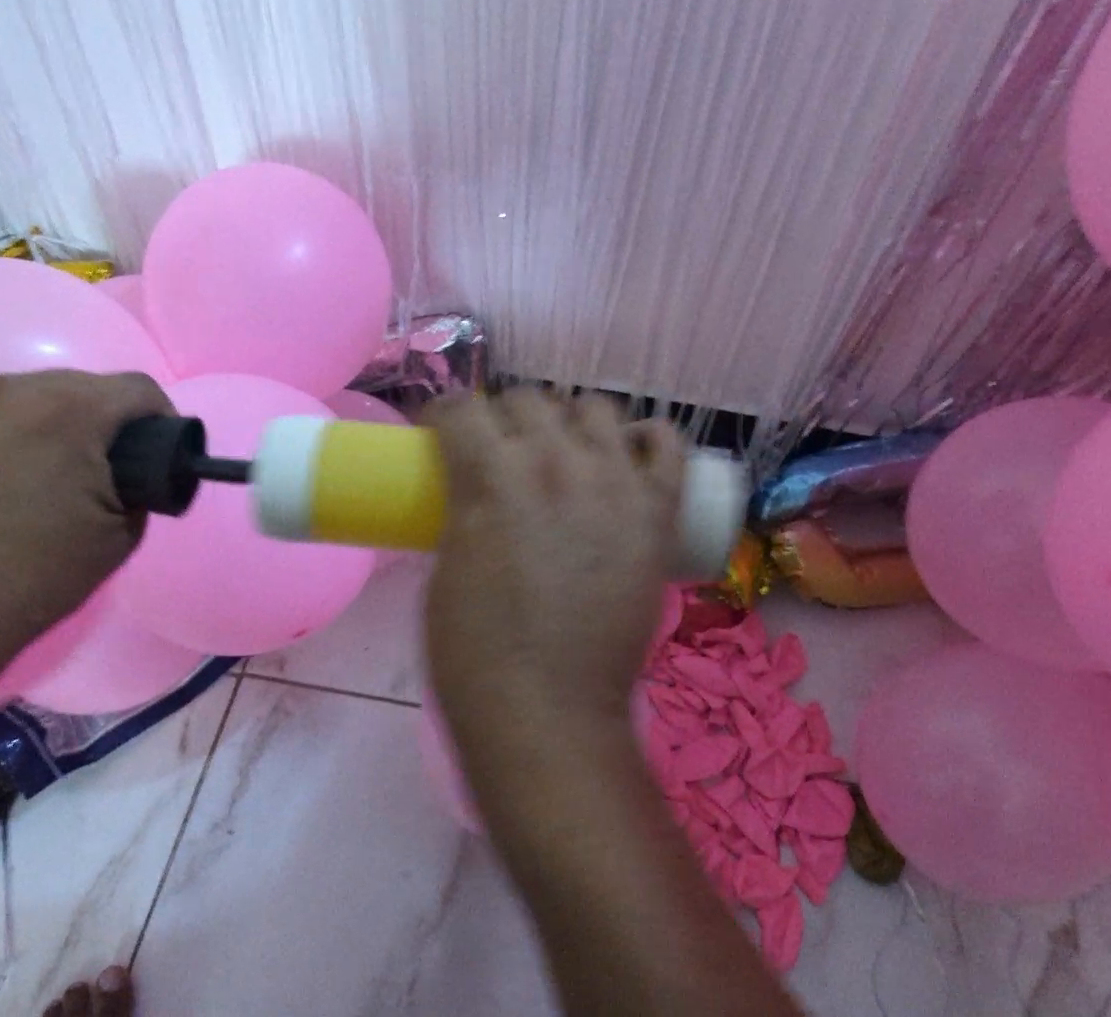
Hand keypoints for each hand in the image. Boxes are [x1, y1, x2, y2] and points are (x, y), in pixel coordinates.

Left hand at [0, 371, 171, 705]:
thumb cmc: (39, 577)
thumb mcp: (122, 531)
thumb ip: (139, 478)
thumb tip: (129, 465)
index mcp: (68, 412)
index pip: (137, 388)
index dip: (159, 417)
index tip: (155, 453)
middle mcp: (6, 390)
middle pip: (77, 385)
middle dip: (98, 419)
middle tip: (96, 469)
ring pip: (22, 394)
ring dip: (44, 422)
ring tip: (36, 473)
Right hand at [423, 390, 683, 733]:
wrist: (548, 710)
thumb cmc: (475, 655)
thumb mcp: (445, 569)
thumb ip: (464, 516)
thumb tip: (477, 495)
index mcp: (489, 477)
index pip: (461, 407)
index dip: (445, 416)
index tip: (444, 435)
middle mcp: (554, 462)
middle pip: (526, 400)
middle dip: (505, 420)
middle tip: (503, 455)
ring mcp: (614, 482)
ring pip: (594, 409)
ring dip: (570, 424)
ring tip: (565, 457)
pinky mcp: (658, 510)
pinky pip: (666, 443)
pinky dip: (645, 441)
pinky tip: (626, 459)